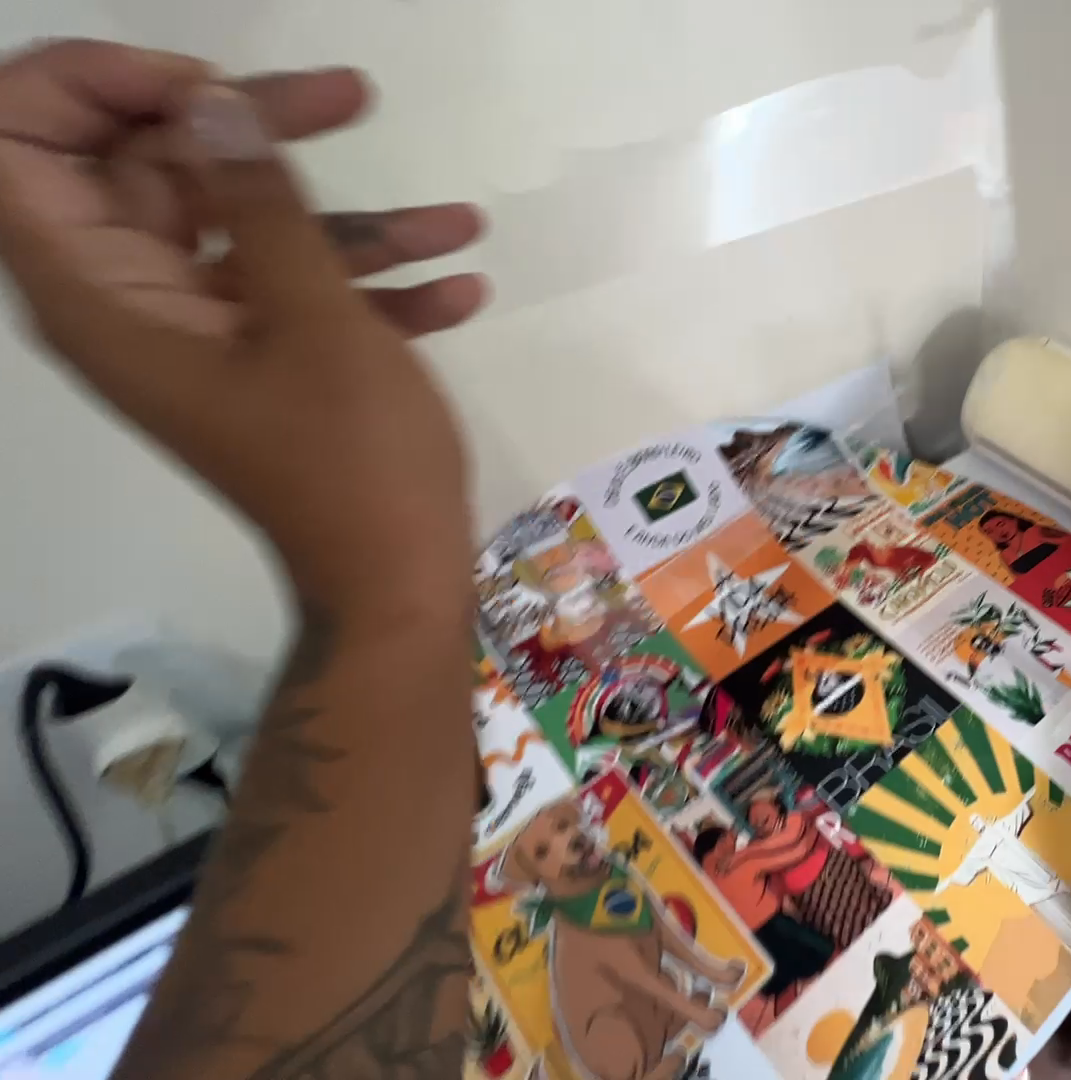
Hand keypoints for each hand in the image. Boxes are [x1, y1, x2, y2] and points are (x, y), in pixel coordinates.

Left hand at [0, 42, 485, 619]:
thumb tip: (217, 100)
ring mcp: (217, 341)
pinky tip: (463, 292)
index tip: (219, 88)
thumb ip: (264, 206)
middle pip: (166, 178)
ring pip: (261, 242)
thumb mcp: (319, 323)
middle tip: (354, 105)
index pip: (24, 140)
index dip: (102, 87)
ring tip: (462, 221)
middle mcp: (141, 306)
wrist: (398, 575)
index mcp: (105, 292)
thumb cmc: (354, 456)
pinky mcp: (280, 371)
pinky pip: (312, 305)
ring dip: (361, 226)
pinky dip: (382, 292)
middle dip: (266, 137)